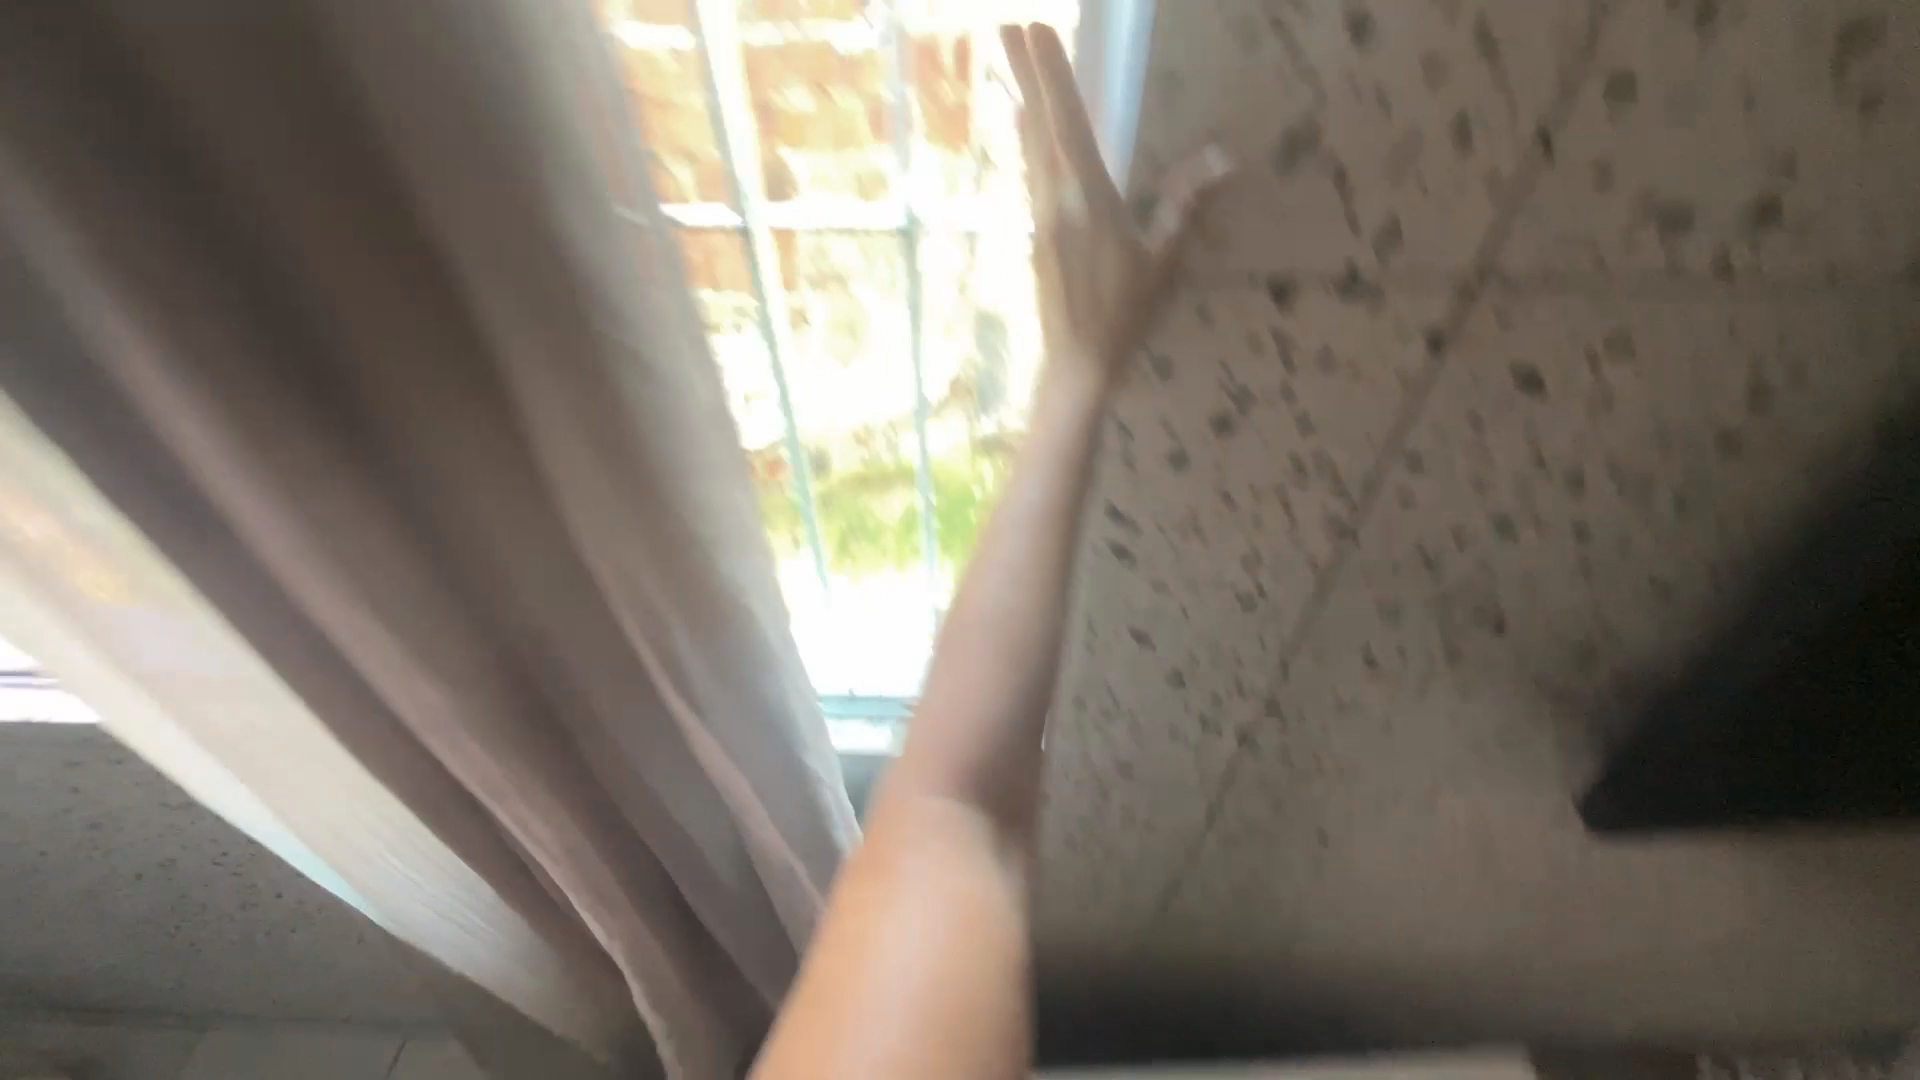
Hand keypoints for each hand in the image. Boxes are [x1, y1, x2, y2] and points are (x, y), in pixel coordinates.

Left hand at [1001, 23, 1232, 392]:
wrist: (1077, 363)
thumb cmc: (1124, 314)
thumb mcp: (1162, 261)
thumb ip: (1184, 205)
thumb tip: (1223, 156)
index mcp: (1087, 199)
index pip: (1067, 124)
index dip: (1052, 76)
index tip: (1035, 32)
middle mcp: (1055, 201)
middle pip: (1040, 128)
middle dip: (1027, 75)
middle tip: (1006, 28)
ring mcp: (1041, 220)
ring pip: (1031, 153)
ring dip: (1025, 108)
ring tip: (1016, 73)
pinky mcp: (1037, 240)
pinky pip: (1032, 181)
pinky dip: (1029, 149)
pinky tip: (1028, 140)